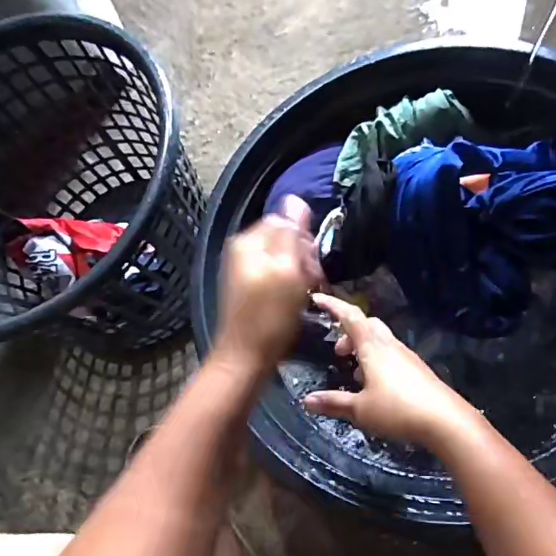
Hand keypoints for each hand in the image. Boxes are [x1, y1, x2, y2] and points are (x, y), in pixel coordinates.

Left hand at [215, 196, 323, 369]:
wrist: (247, 356)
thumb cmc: (270, 315)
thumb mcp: (287, 270)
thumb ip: (291, 232)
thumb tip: (295, 198)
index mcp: (248, 241)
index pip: (286, 221)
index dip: (304, 241)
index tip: (312, 265)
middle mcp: (243, 249)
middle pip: (285, 239)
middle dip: (303, 258)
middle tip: (310, 282)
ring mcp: (245, 268)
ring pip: (285, 258)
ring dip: (300, 273)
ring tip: (305, 294)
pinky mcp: (251, 286)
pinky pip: (278, 274)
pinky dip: (291, 285)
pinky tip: (296, 300)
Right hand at [303, 293, 481, 447]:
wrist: (446, 421)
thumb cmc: (398, 410)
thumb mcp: (360, 410)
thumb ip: (333, 402)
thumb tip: (307, 400)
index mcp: (373, 347)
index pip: (350, 316)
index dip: (333, 305)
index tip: (318, 298)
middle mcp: (390, 345)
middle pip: (368, 325)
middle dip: (349, 332)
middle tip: (338, 351)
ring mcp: (407, 356)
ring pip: (381, 340)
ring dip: (364, 349)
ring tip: (354, 374)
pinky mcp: (418, 370)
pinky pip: (392, 355)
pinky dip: (377, 361)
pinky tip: (376, 386)